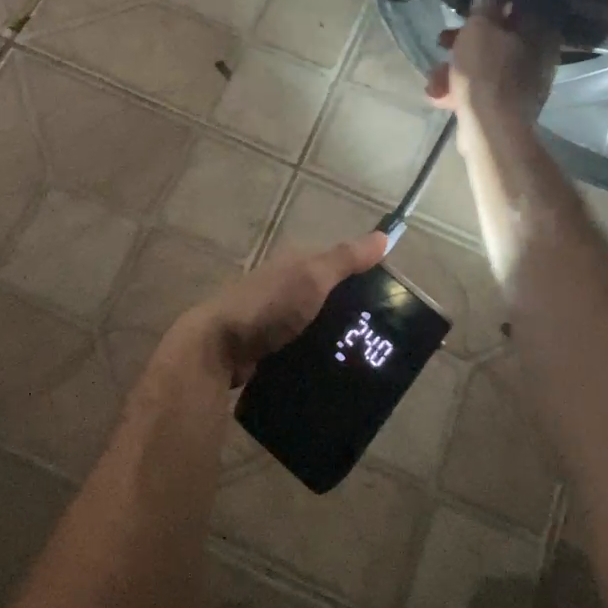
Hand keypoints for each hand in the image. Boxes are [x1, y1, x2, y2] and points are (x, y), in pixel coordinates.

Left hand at [178, 232, 388, 385]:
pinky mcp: (267, 346)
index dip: (363, 277)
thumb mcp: (313, 277)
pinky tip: (333, 372)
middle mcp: (284, 284)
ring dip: (334, 339)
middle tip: (380, 340)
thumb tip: (385, 236)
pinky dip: (316, 356)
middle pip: (328, 296)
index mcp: (295, 262)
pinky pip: (301, 348)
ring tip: (362, 361)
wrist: (218, 348)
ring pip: (315, 324)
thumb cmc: (269, 306)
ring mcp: (274, 317)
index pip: (338, 264)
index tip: (390, 303)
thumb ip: (346, 259)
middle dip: (350, 314)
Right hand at [426, 0, 561, 123]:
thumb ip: (484, 6)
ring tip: (434, 78)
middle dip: (465, 40)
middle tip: (443, 40)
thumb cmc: (486, 72)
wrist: (490, 129)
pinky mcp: (509, 108)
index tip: (469, 6)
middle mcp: (538, 58)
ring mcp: (524, 85)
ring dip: (456, 68)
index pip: (521, 7)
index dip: (492, 3)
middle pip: (499, 38)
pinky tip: (438, 95)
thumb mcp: (479, 30)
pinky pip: (483, 90)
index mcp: (539, 34)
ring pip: (486, 66)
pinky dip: (461, 90)